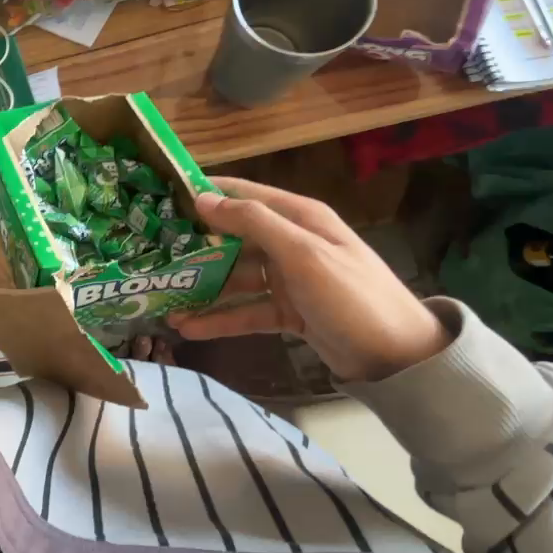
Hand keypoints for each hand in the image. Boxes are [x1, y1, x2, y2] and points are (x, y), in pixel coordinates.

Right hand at [169, 177, 449, 381]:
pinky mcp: (288, 312)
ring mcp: (288, 279)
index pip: (242, 194)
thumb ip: (252, 223)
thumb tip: (201, 198)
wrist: (402, 361)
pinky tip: (186, 326)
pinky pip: (244, 309)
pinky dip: (218, 318)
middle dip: (193, 245)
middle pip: (232, 237)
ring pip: (233, 277)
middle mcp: (290, 242)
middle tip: (150, 252)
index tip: (161, 196)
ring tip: (161, 297)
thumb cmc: (351, 297)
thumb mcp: (303, 254)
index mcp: (298, 217)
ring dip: (201, 287)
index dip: (203, 192)